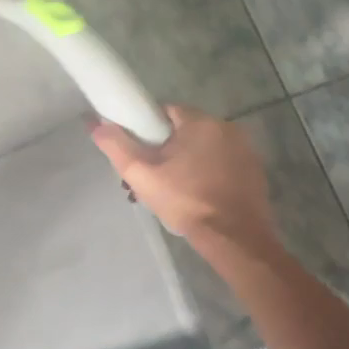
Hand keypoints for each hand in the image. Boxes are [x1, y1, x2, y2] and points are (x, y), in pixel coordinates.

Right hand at [89, 105, 275, 245]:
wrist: (232, 237)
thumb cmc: (184, 200)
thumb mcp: (140, 173)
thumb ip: (115, 145)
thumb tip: (94, 123)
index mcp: (201, 123)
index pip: (164, 111)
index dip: (145, 129)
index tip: (136, 151)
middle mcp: (228, 129)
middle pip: (182, 132)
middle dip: (162, 150)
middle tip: (147, 177)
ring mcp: (245, 151)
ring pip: (201, 149)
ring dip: (182, 163)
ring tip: (166, 191)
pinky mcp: (254, 172)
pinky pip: (219, 164)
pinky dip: (204, 174)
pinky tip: (193, 196)